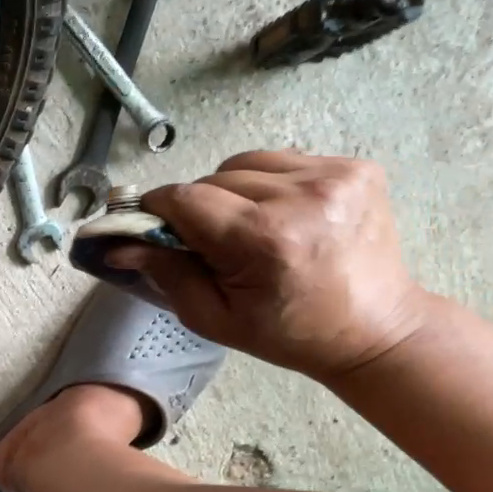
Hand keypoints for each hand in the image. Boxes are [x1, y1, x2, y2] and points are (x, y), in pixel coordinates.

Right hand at [107, 151, 433, 379]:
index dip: (157, 211)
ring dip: (229, 189)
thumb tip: (117, 246)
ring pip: (245, 163)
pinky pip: (282, 160)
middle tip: (203, 240)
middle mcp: (303, 196)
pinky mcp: (356, 167)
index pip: (184, 198)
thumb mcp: (211, 316)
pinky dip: (265, 182)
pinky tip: (275, 212)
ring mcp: (336, 176)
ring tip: (241, 223)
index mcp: (265, 238)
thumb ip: (164, 273)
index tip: (149, 229)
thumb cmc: (284, 331)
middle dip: (195, 206)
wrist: (375, 327)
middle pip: (212, 178)